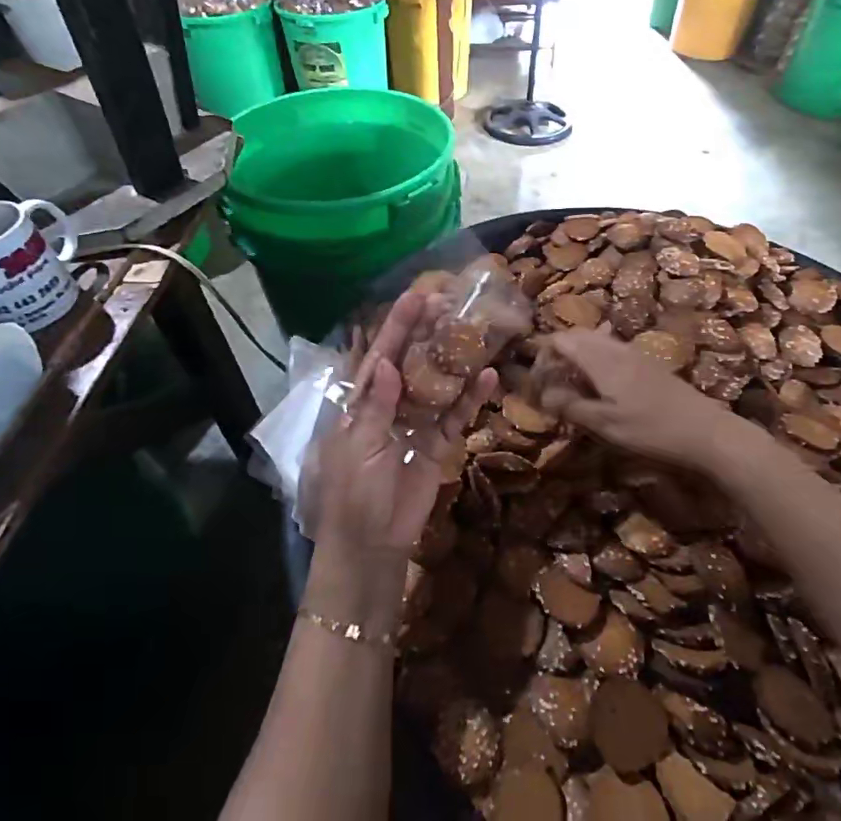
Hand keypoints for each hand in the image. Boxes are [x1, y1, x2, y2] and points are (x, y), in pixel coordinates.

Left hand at [303, 288, 496, 624]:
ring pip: (437, 384)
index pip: (379, 356)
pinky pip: (456, 417)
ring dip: (453, 360)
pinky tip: (488, 378)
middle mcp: (389, 405)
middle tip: (449, 302)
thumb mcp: (357, 447)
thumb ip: (375, 406)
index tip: (415, 296)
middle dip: (427, 334)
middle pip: (410, 362)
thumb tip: (387, 362)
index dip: (395, 326)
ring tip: (473, 330)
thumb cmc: (353, 493)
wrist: (371, 544)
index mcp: (360, 402)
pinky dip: (471, 399)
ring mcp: (416, 423)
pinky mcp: (438, 445)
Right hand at [538, 327, 769, 472]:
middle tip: (551, 379)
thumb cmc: (651, 430)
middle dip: (558, 351)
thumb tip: (543, 396)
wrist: (707, 432)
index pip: (561, 340)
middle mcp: (616, 348)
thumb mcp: (605, 424)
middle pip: (577, 335)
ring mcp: (634, 353)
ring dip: (577, 353)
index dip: (543, 354)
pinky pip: (611, 347)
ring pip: (595, 339)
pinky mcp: (647, 363)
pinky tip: (599, 380)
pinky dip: (595, 356)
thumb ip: (571, 406)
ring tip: (571, 381)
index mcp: (601, 360)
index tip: (537, 379)